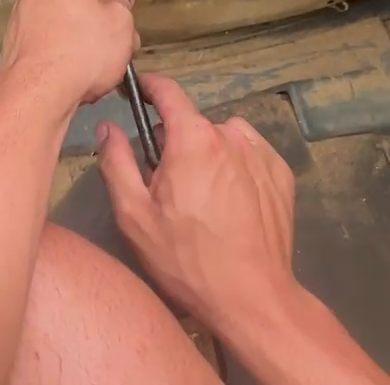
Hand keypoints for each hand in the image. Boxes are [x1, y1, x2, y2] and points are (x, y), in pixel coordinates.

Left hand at [0, 0, 137, 110]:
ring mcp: (20, 14)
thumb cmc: (80, 50)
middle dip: (93, 13)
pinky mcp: (15, 41)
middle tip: (113, 37)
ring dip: (79, 35)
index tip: (113, 3)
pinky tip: (75, 71)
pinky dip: (60, 50)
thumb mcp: (119, 21)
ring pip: (60, 18)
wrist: (38, 92)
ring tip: (97, 62)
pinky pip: (46, 38)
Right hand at [95, 74, 300, 333]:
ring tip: (201, 197)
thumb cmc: (187, 259)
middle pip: (191, 122)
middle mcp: (229, 135)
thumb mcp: (134, 214)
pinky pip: (249, 154)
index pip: (167, 91)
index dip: (148, 87)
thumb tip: (107, 126)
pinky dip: (235, 166)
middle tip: (166, 183)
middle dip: (174, 142)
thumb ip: (116, 161)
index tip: (136, 92)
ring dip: (206, 153)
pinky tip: (230, 202)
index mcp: (192, 138)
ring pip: (221, 137)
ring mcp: (260, 153)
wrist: (254, 301)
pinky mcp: (281, 174)